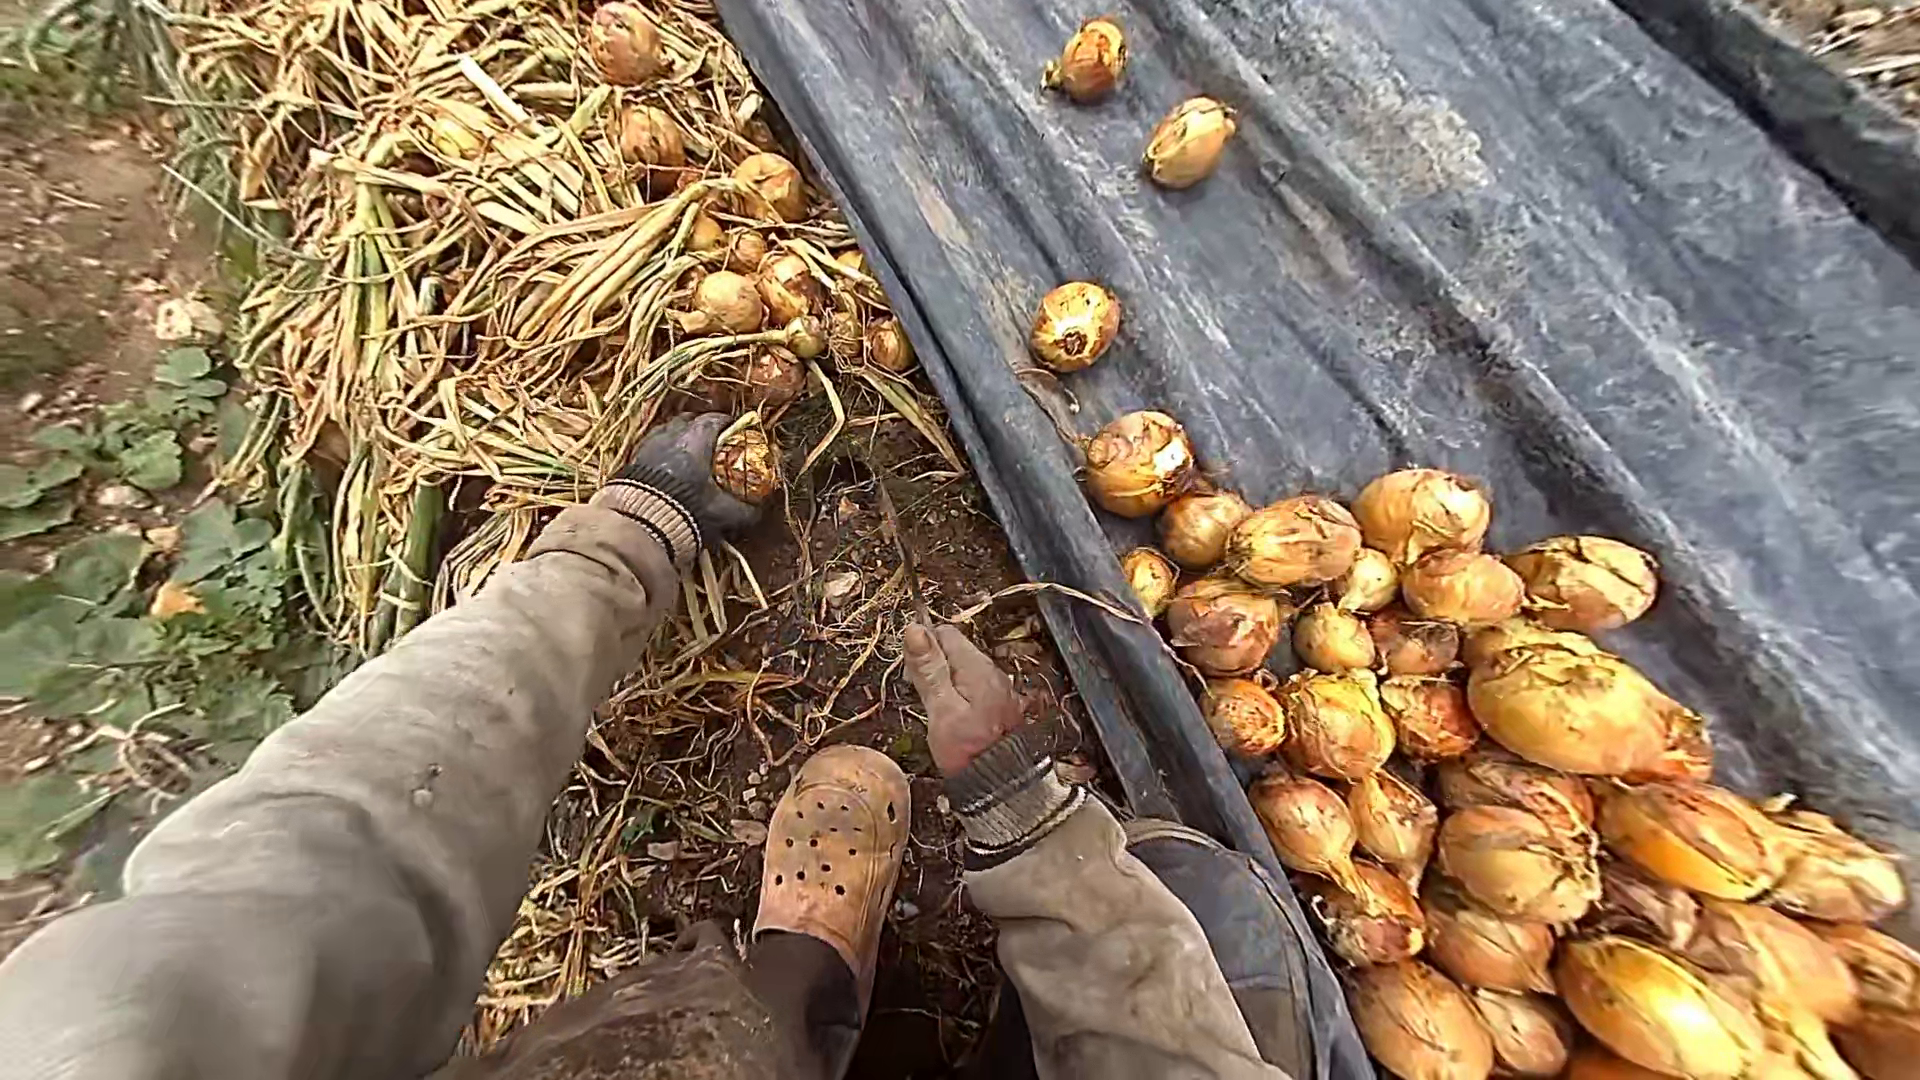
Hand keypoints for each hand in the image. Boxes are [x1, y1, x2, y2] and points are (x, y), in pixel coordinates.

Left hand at [622, 413, 760, 537]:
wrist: (643, 523)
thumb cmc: (688, 508)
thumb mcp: (725, 512)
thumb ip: (746, 510)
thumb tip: (761, 510)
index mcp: (697, 439)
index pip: (716, 419)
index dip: (729, 423)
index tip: (736, 430)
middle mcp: (672, 435)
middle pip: (690, 419)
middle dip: (702, 427)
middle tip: (715, 442)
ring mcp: (650, 444)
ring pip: (669, 430)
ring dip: (681, 438)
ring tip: (692, 454)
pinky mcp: (634, 458)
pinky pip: (653, 445)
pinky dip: (664, 451)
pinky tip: (671, 468)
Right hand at [903, 624, 1024, 774]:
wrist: (1002, 787)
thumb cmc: (968, 750)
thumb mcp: (941, 709)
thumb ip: (929, 669)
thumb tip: (914, 629)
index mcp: (977, 667)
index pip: (946, 634)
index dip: (923, 646)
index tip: (911, 673)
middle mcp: (991, 671)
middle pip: (955, 649)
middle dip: (932, 663)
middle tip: (921, 694)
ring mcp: (998, 687)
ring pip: (962, 667)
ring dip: (944, 679)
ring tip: (934, 707)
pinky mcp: (999, 703)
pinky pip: (972, 685)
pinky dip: (957, 693)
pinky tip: (951, 714)